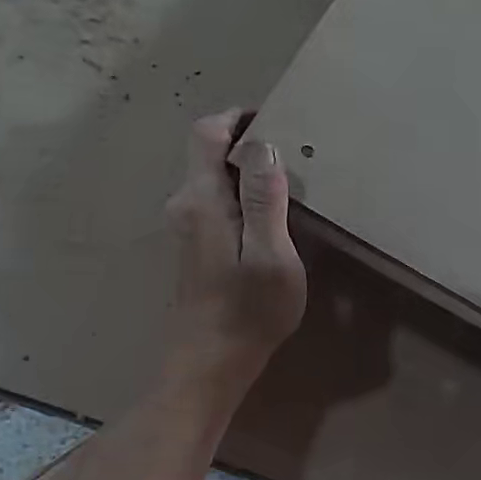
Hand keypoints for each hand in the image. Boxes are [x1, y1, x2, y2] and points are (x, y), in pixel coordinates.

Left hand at [161, 109, 306, 389]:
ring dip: (246, 171)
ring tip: (288, 181)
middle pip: (208, 154)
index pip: (207, 134)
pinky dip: (242, 195)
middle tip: (294, 150)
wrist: (210, 361)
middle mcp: (186, 206)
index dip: (237, 117)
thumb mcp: (271, 254)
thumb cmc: (249, 310)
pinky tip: (270, 216)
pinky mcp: (197, 248)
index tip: (276, 118)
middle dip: (247, 142)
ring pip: (214, 180)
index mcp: (203, 200)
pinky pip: (218, 203)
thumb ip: (262, 199)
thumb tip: (262, 145)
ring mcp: (188, 228)